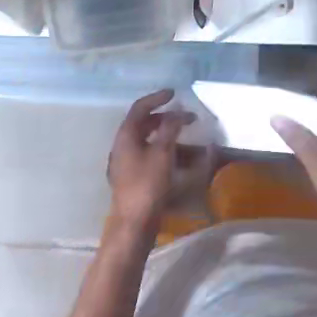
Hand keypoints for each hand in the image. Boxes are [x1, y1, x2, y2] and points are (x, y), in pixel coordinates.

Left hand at [107, 89, 195, 227]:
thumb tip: (176, 113)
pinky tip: (184, 165)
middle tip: (188, 120)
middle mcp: (122, 147)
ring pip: (150, 144)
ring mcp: (126, 164)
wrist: (134, 223)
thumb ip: (170, 130)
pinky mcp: (133, 179)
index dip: (157, 98)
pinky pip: (151, 159)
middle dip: (167, 120)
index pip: (139, 109)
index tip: (174, 93)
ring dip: (171, 140)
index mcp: (125, 137)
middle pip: (144, 126)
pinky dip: (167, 155)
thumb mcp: (163, 154)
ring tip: (194, 146)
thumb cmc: (148, 185)